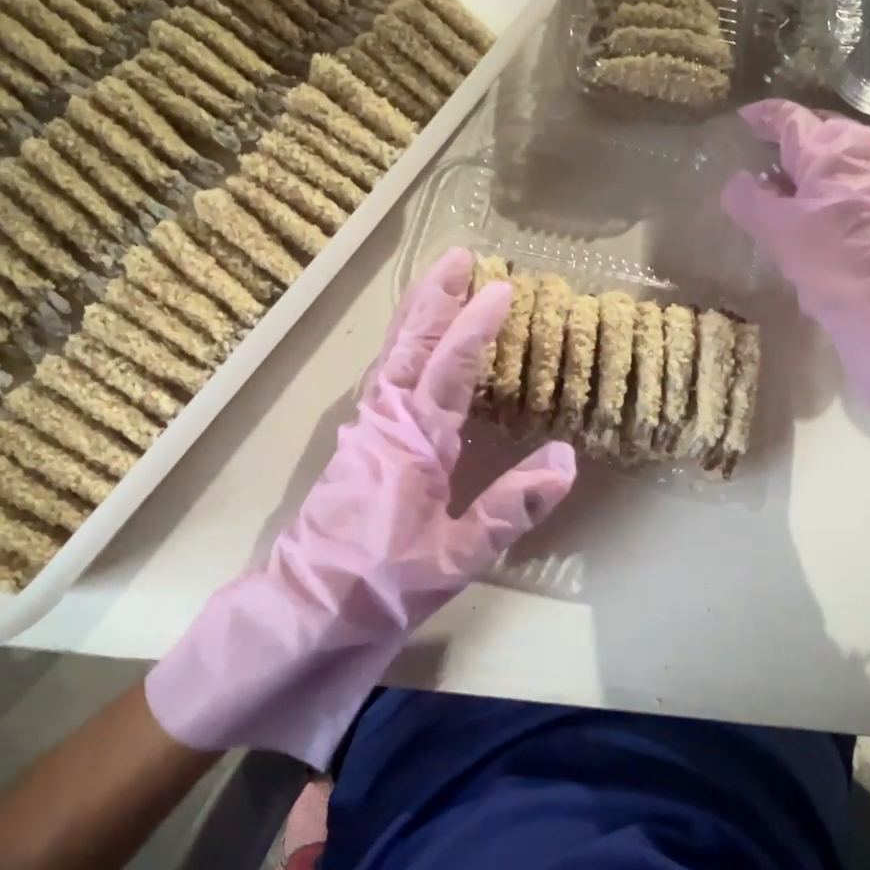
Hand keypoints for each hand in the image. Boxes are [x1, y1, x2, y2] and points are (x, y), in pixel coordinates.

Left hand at [145, 248, 576, 766]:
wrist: (304, 614)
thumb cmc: (379, 585)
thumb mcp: (454, 556)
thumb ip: (509, 507)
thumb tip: (565, 458)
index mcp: (412, 441)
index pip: (448, 369)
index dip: (475, 326)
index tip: (502, 285)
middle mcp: (384, 423)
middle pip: (410, 346)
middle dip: (434, 298)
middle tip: (458, 255)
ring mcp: (365, 432)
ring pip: (393, 358)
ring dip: (416, 317)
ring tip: (439, 284)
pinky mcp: (358, 448)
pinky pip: (385, 380)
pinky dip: (403, 350)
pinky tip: (412, 352)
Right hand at [721, 99, 869, 422]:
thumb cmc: (830, 253)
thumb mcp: (778, 228)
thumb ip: (751, 202)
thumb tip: (737, 183)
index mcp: (828, 147)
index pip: (790, 118)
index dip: (765, 116)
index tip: (744, 119)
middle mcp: (856, 153)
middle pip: (819, 130)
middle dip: (792, 136)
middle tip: (762, 147)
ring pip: (834, 158)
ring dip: (807, 164)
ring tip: (776, 181)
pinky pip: (843, 181)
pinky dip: (820, 184)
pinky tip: (803, 208)